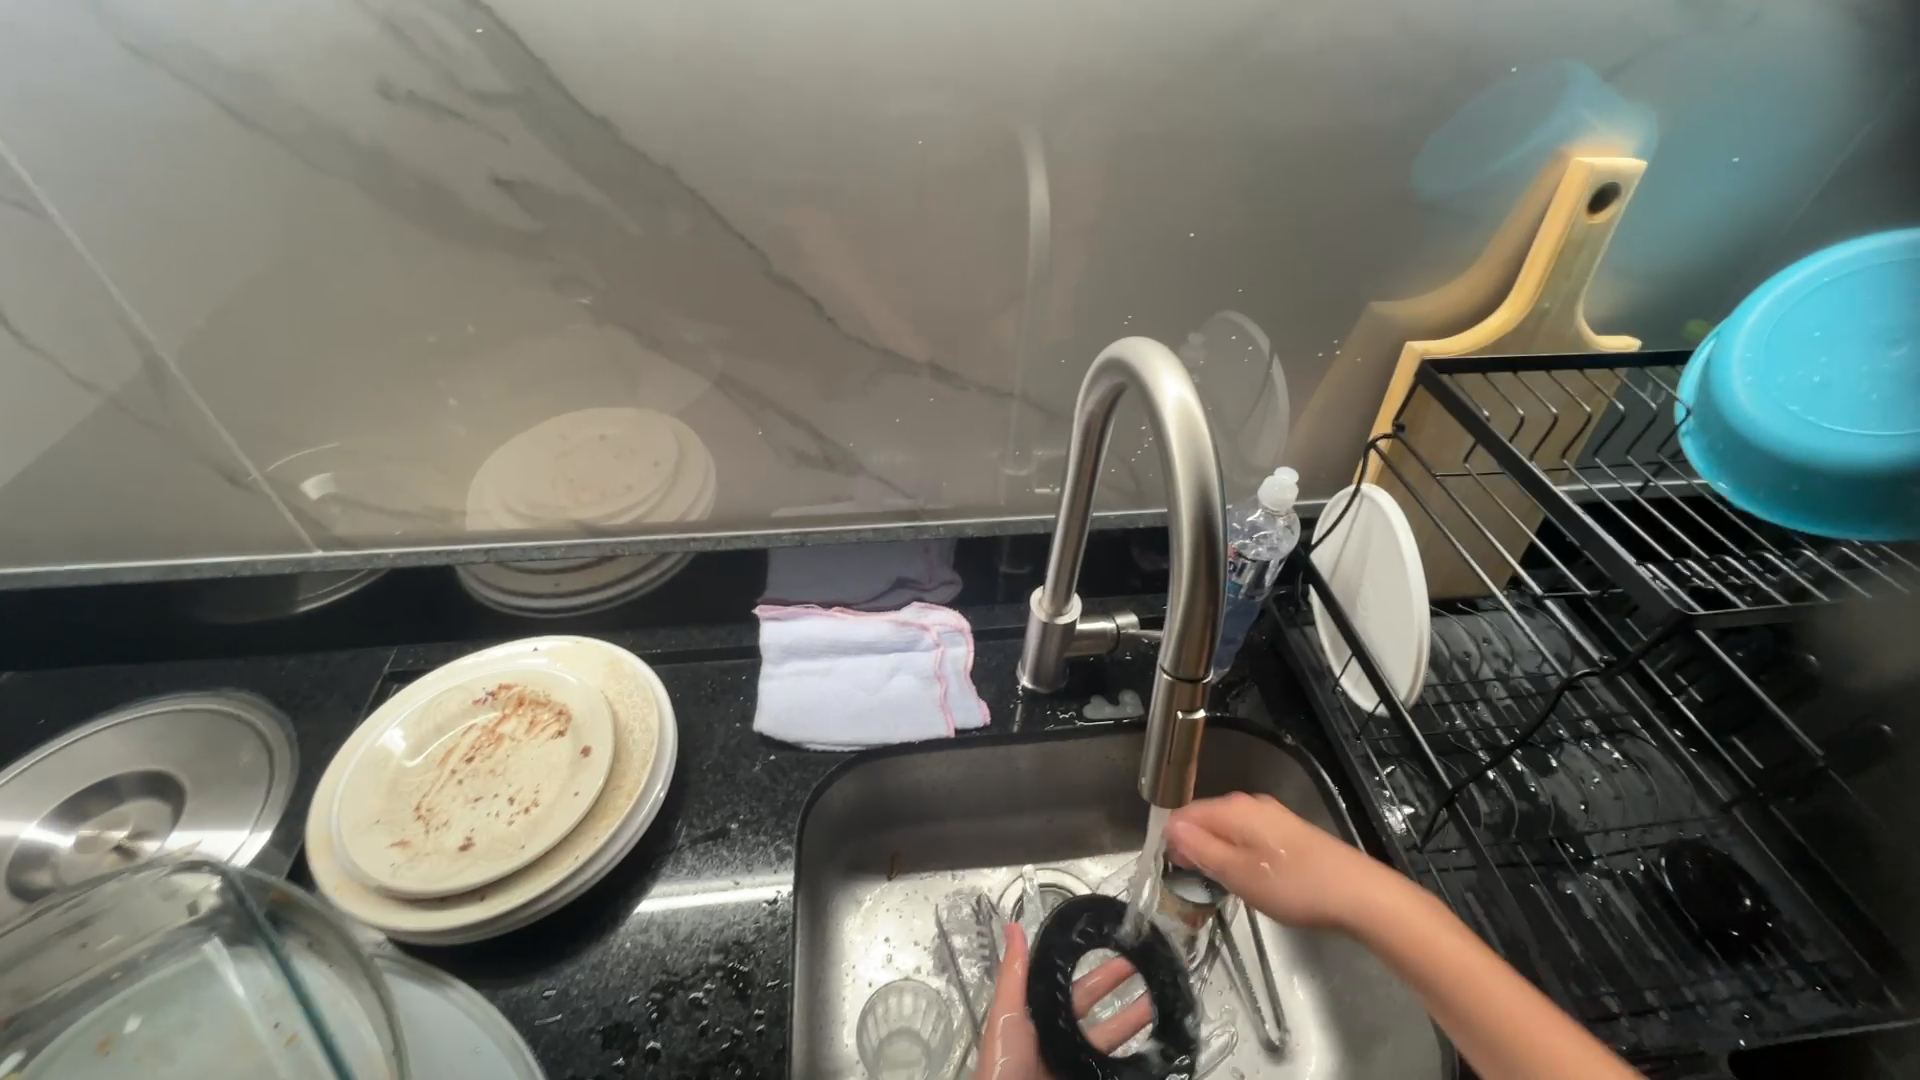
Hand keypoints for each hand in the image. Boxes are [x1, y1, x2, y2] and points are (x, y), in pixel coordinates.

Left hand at [974, 922, 1152, 1079]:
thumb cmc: (1003, 1060)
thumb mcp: (1006, 1013)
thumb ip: (1014, 972)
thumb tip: (1013, 924)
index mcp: (1040, 1015)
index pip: (1074, 985)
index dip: (1097, 970)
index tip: (1119, 947)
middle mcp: (1059, 1036)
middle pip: (1097, 1009)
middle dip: (1121, 988)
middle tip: (1148, 966)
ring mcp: (1075, 1062)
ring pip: (1110, 1037)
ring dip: (1134, 1019)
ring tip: (1161, 1002)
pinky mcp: (1087, 1078)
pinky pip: (1113, 1066)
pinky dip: (1133, 1055)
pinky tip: (1155, 1044)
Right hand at [1165, 792, 1398, 932]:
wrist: (1359, 895)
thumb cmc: (1293, 886)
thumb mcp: (1238, 874)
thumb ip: (1201, 849)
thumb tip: (1170, 828)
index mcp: (1232, 809)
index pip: (1184, 815)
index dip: (1173, 842)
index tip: (1177, 872)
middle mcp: (1249, 804)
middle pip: (1205, 820)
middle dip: (1195, 847)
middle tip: (1199, 883)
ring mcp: (1271, 816)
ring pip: (1228, 830)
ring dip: (1218, 853)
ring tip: (1225, 885)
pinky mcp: (1288, 831)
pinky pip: (1248, 837)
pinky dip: (1240, 855)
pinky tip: (1252, 879)